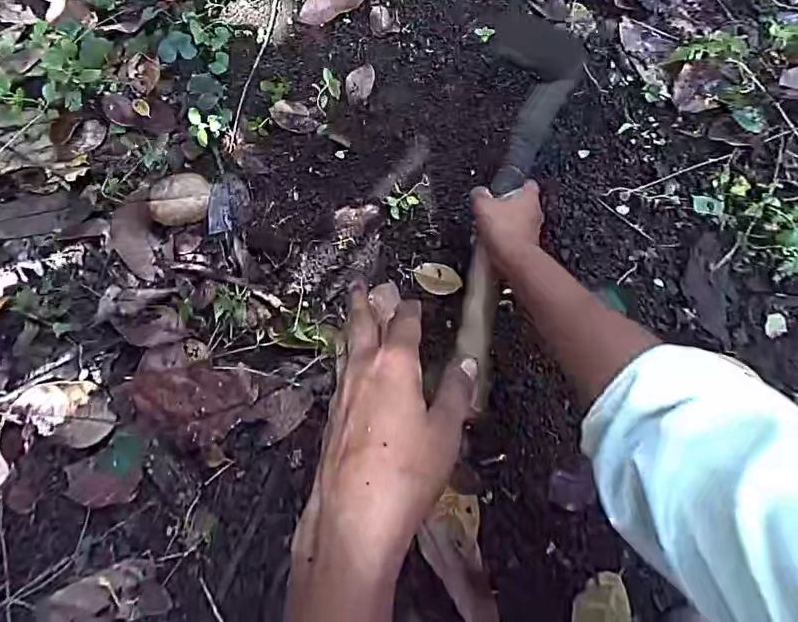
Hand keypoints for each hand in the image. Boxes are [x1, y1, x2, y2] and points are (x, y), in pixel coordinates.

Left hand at [287, 282, 476, 621]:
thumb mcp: (445, 432)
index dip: (410, 309)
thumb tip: (466, 361)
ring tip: (352, 315)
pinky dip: (347, 357)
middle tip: (360, 283)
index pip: (404, 324)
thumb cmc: (408, 472)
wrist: (353, 516)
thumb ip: (456, 392)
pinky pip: (340, 372)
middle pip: (362, 324)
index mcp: (395, 364)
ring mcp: (342, 391)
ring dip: (352, 326)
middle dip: (363, 301)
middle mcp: (364, 369)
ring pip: (347, 346)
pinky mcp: (331, 416)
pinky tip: (349, 369)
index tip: (412, 299)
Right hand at [472, 180, 543, 269]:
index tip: (513, 185)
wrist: (512, 259)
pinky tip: (492, 242)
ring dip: (506, 224)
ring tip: (489, 227)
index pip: (529, 185)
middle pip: (523, 205)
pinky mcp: (527, 248)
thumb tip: (478, 192)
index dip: (520, 184)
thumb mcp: (483, 206)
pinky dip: (505, 239)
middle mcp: (535, 215)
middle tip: (495, 207)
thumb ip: (480, 196)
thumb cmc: (505, 230)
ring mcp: (532, 232)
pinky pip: (514, 239)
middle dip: (509, 206)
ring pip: (519, 223)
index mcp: (529, 199)